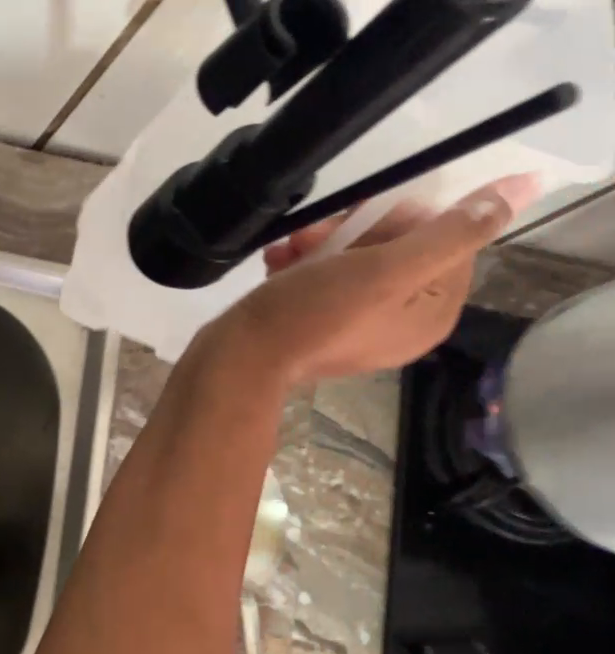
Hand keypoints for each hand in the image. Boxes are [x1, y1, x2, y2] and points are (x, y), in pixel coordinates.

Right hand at [204, 174, 540, 384]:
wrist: (232, 362)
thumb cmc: (307, 316)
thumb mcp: (385, 267)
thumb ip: (454, 229)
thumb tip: (526, 186)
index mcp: (430, 314)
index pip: (445, 243)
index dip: (407, 219)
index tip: (364, 210)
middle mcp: (400, 326)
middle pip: (397, 255)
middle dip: (355, 233)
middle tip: (315, 229)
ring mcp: (352, 332)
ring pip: (352, 268)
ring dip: (322, 246)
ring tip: (289, 244)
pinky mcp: (309, 333)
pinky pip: (320, 288)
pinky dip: (301, 268)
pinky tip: (277, 261)